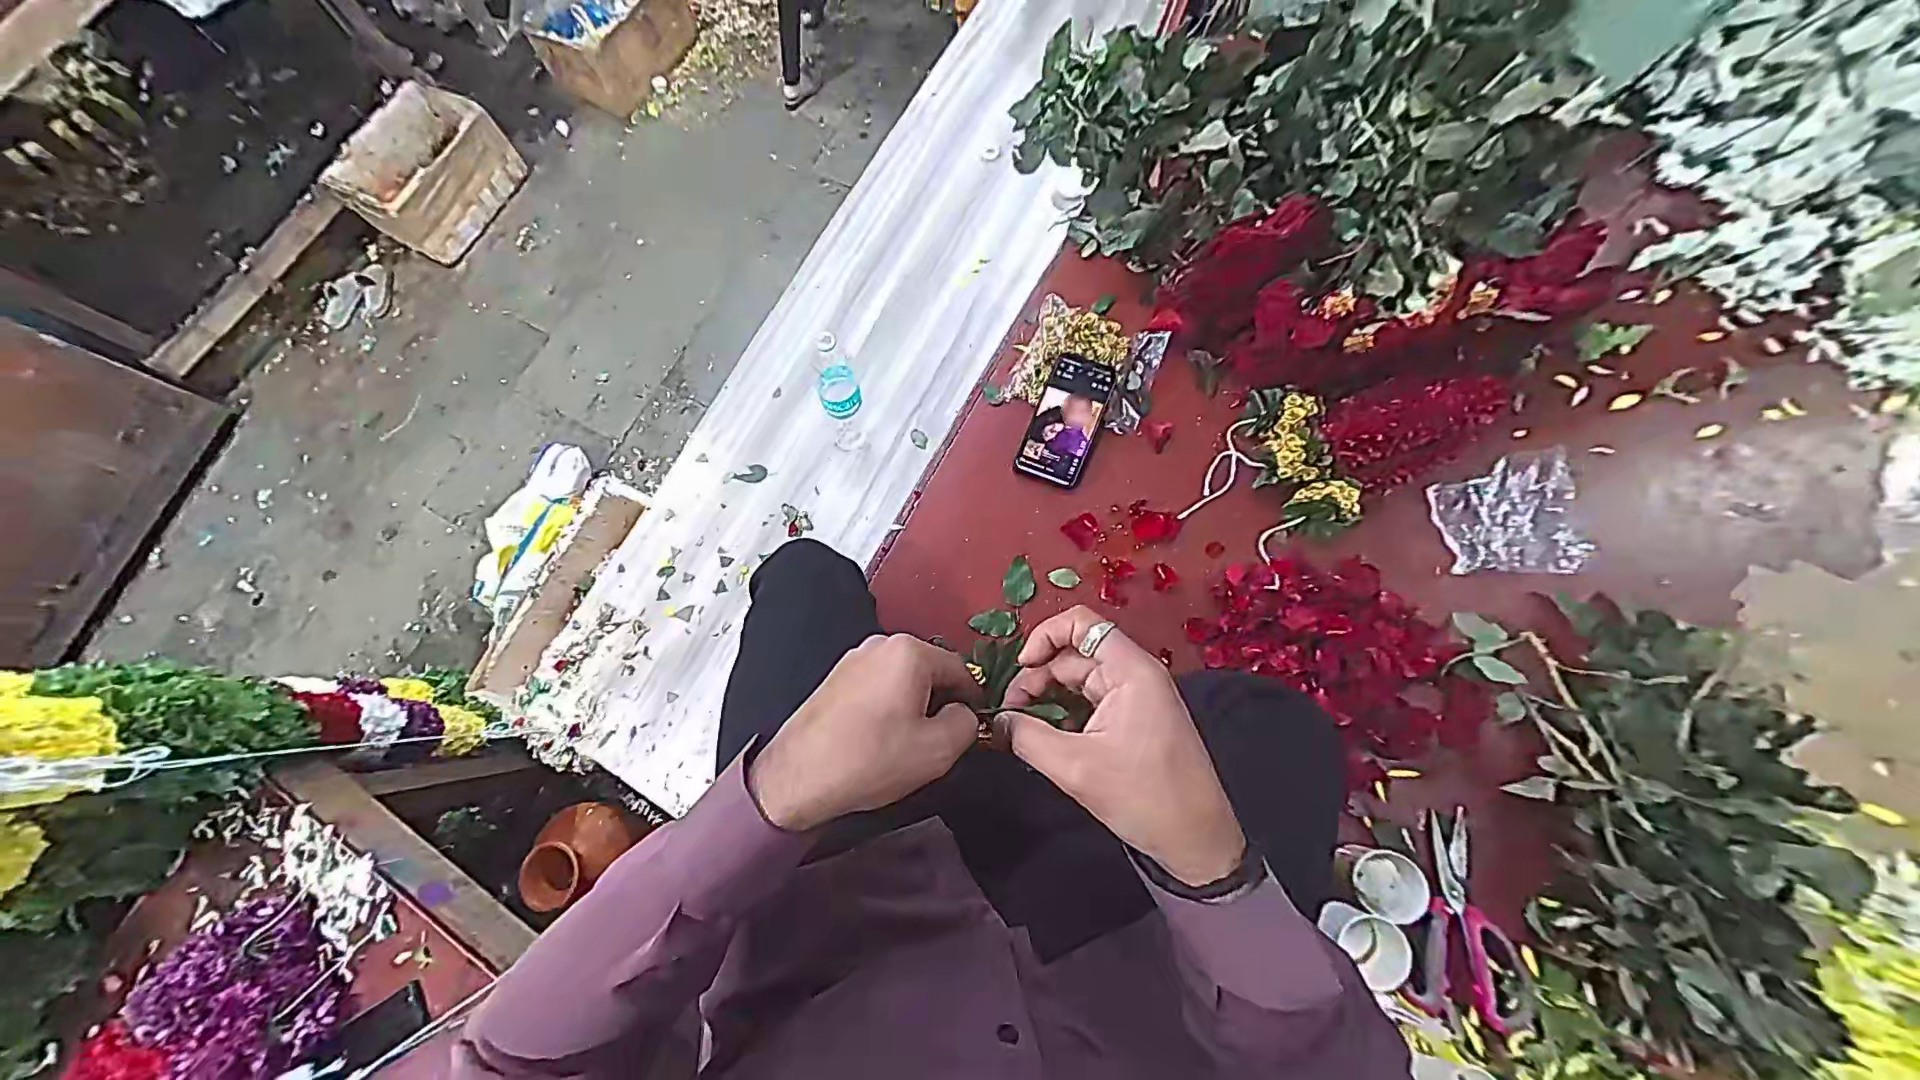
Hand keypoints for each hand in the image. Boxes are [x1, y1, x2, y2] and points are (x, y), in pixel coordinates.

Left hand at [749, 634, 981, 831]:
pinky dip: (888, 708)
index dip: (973, 700)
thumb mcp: (938, 750)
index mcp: (909, 652)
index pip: (960, 670)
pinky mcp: (837, 678)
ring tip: (904, 745)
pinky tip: (879, 740)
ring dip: (913, 707)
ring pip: (904, 680)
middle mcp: (881, 645)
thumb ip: (967, 723)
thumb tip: (964, 714)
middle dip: (940, 703)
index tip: (973, 726)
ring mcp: (855, 659)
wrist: (797, 777)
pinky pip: (878, 687)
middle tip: (937, 741)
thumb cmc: (867, 760)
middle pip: (931, 671)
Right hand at [998, 607, 1245, 887]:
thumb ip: (1026, 737)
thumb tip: (995, 721)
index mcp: (1130, 670)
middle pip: (1074, 652)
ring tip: (1024, 726)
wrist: (1198, 841)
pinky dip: (1065, 710)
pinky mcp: (1134, 716)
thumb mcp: (1075, 767)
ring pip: (1079, 677)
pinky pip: (1091, 698)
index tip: (1021, 668)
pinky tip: (1049, 734)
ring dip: (1048, 695)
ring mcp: (1136, 694)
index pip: (1081, 623)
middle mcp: (1135, 673)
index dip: (1043, 636)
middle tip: (1012, 713)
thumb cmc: (1144, 798)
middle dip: (1037, 677)